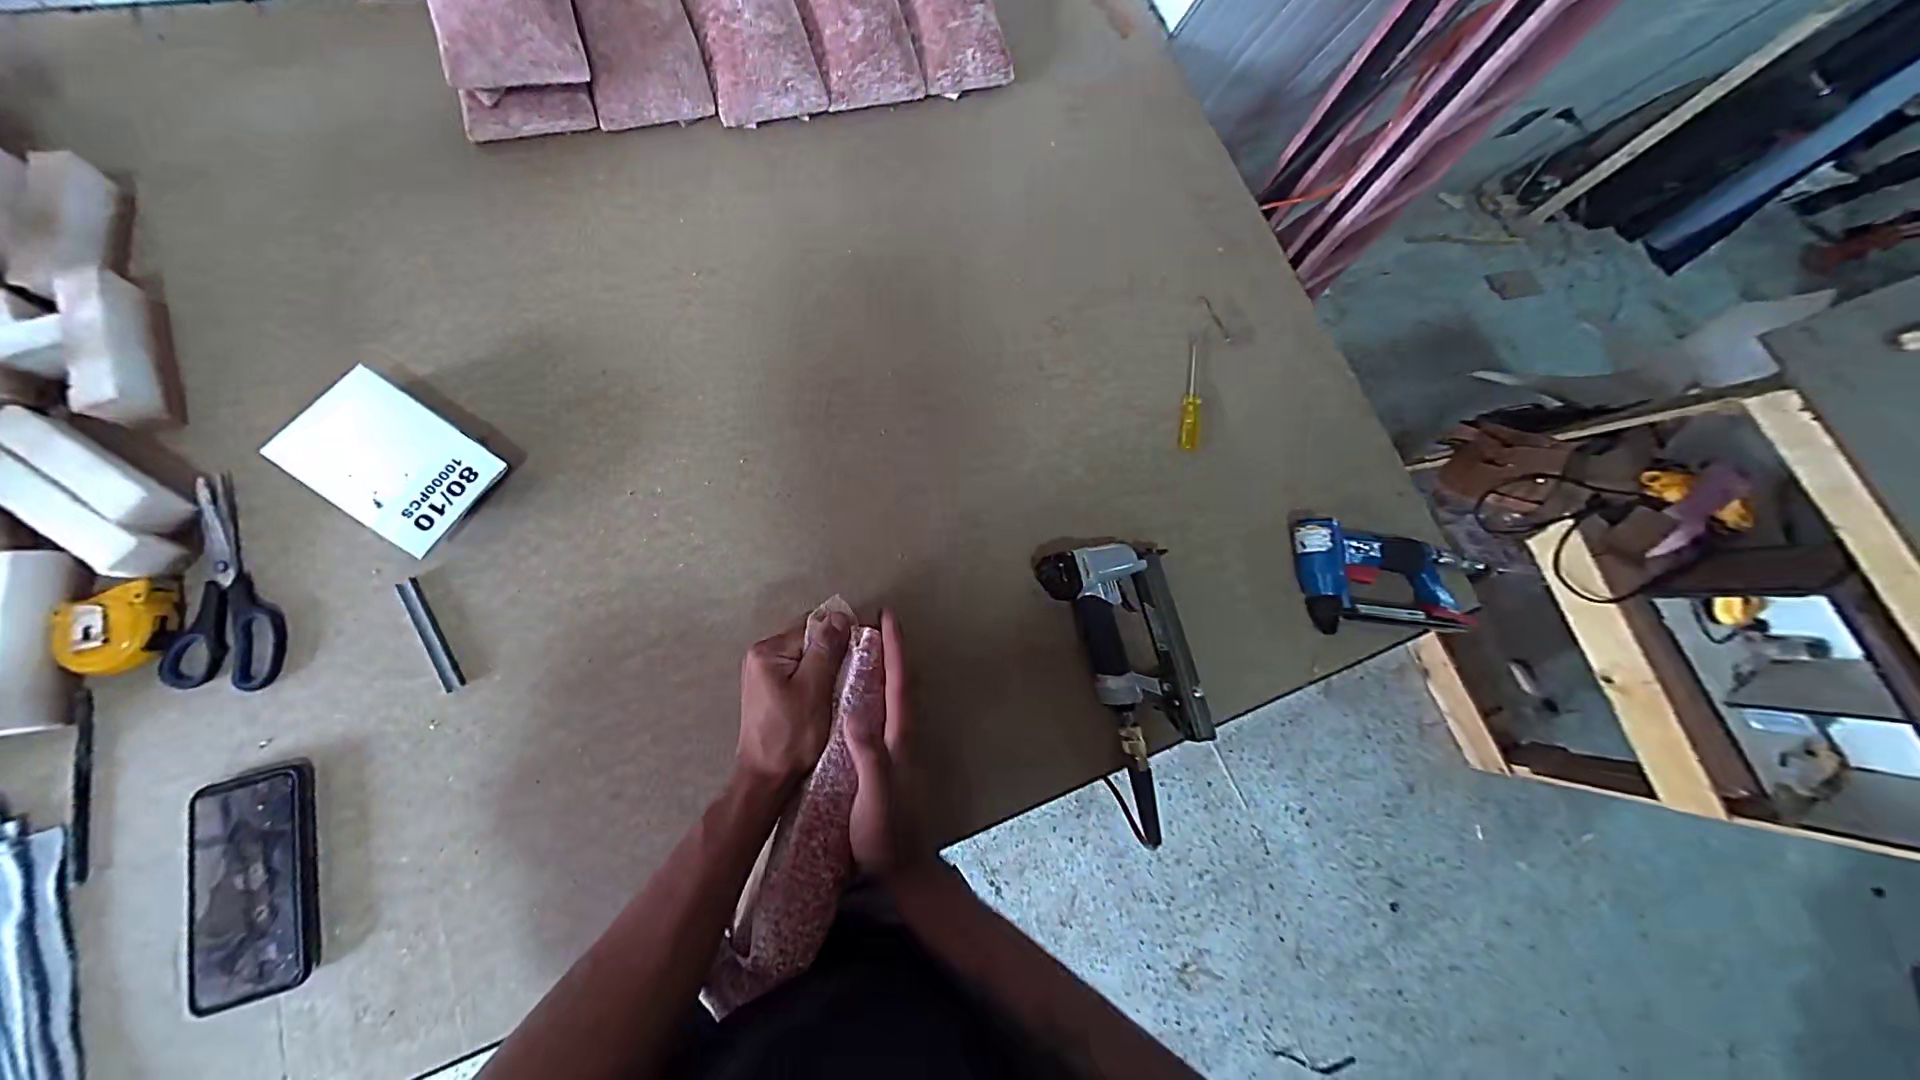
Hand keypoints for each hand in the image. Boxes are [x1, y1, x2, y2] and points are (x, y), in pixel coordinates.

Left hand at [736, 606, 852, 784]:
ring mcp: (764, 674)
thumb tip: (839, 617)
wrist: (767, 779)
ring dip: (827, 668)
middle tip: (854, 672)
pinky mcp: (772, 690)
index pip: (813, 626)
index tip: (861, 652)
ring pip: (808, 658)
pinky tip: (828, 696)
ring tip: (842, 687)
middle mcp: (761, 657)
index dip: (841, 636)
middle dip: (834, 653)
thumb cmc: (790, 737)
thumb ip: (826, 650)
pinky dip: (818, 680)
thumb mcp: (814, 689)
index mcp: (767, 652)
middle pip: (810, 640)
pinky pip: (801, 673)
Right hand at [848, 610, 930, 876]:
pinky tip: (864, 692)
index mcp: (899, 738)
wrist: (901, 867)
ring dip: (888, 666)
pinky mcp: (889, 758)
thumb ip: (868, 756)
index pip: (898, 684)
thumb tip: (855, 713)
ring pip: (896, 695)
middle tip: (878, 622)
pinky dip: (879, 689)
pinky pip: (886, 710)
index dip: (895, 649)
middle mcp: (902, 736)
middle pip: (901, 682)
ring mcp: (898, 747)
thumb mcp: (872, 796)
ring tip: (871, 645)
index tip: (888, 618)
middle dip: (893, 649)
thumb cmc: (885, 834)